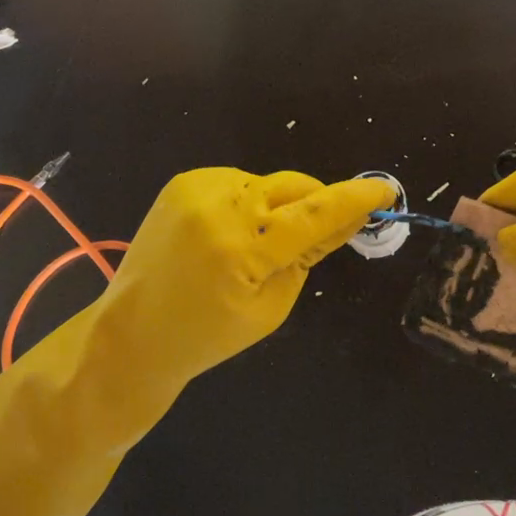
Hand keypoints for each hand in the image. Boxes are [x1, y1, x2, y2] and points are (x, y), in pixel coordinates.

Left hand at [107, 168, 397, 378]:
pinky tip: (229, 232)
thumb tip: (349, 219)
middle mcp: (223, 207)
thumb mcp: (273, 305)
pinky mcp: (185, 181)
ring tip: (255, 244)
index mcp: (246, 249)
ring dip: (279, 205)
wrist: (131, 334)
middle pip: (297, 187)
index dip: (356, 198)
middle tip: (321, 233)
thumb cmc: (209, 334)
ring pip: (269, 184)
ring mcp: (199, 188)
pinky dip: (248, 202)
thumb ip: (311, 254)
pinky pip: (239, 182)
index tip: (385, 189)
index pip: (318, 212)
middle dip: (316, 205)